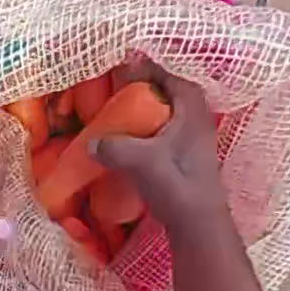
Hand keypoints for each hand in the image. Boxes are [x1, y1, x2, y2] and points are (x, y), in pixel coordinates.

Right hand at [94, 69, 227, 227]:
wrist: (197, 223)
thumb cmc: (177, 186)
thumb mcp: (143, 163)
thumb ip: (115, 148)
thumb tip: (91, 143)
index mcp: (191, 105)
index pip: (164, 72)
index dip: (140, 67)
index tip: (114, 68)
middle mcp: (194, 114)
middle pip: (162, 89)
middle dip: (137, 87)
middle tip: (108, 90)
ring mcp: (190, 133)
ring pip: (161, 109)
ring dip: (139, 108)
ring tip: (112, 111)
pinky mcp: (183, 151)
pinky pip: (159, 127)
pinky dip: (142, 126)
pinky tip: (125, 137)